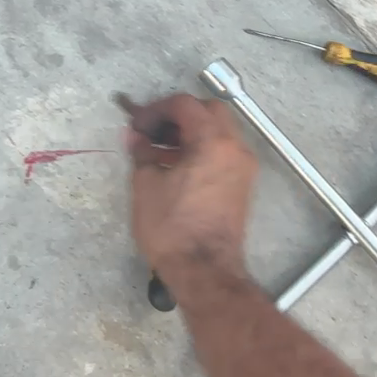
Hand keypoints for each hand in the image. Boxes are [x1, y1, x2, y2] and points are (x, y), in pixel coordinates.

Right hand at [125, 94, 257, 301]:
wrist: (204, 271)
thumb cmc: (173, 226)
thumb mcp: (146, 184)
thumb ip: (141, 152)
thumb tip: (134, 137)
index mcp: (213, 142)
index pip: (185, 104)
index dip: (156, 109)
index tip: (137, 125)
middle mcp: (235, 148)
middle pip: (208, 111)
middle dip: (177, 115)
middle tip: (152, 130)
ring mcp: (242, 167)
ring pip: (218, 131)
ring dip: (189, 132)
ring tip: (158, 149)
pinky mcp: (241, 185)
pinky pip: (221, 152)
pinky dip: (200, 149)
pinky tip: (174, 165)